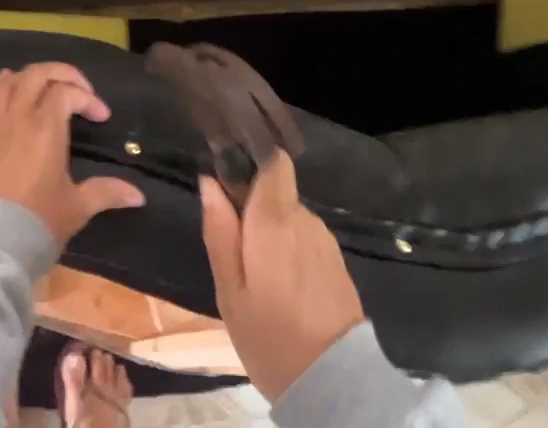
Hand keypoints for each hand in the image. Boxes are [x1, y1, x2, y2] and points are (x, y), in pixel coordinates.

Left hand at [0, 62, 145, 244]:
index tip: (101, 118)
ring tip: (50, 87)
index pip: (67, 93)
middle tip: (81, 90)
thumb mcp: (79, 206)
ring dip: (33, 76)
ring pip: (11, 80)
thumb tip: (138, 195)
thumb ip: (107, 191)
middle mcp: (20, 118)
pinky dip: (4, 85)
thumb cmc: (42, 220)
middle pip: (38, 74)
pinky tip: (15, 88)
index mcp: (46, 129)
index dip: (87, 98)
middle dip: (64, 74)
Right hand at [200, 151, 366, 402]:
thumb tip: (210, 182)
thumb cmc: (269, 337)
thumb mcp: (229, 290)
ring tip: (258, 279)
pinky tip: (283, 290)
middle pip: (276, 194)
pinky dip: (291, 254)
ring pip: (290, 219)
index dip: (253, 161)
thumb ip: (219, 231)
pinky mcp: (338, 263)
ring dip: (273, 235)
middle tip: (236, 254)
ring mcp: (325, 242)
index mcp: (275, 221)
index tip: (230, 180)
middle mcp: (305, 221)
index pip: (274, 163)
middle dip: (254, 211)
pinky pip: (306, 242)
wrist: (334, 385)